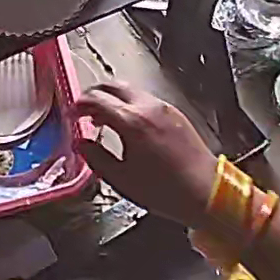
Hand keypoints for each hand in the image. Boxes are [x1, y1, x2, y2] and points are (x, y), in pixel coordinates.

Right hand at [76, 81, 218, 229]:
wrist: (207, 193)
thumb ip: (96, 157)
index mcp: (131, 122)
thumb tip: (82, 144)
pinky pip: (145, 100)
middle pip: (112, 86)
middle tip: (84, 110)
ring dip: (113, 99)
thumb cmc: (166, 190)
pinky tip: (127, 125)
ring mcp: (163, 108)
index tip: (73, 113)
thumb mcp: (121, 179)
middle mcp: (148, 108)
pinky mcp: (174, 113)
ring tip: (105, 119)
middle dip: (94, 95)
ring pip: (130, 91)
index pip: (96, 100)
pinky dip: (129, 105)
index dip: (79, 105)